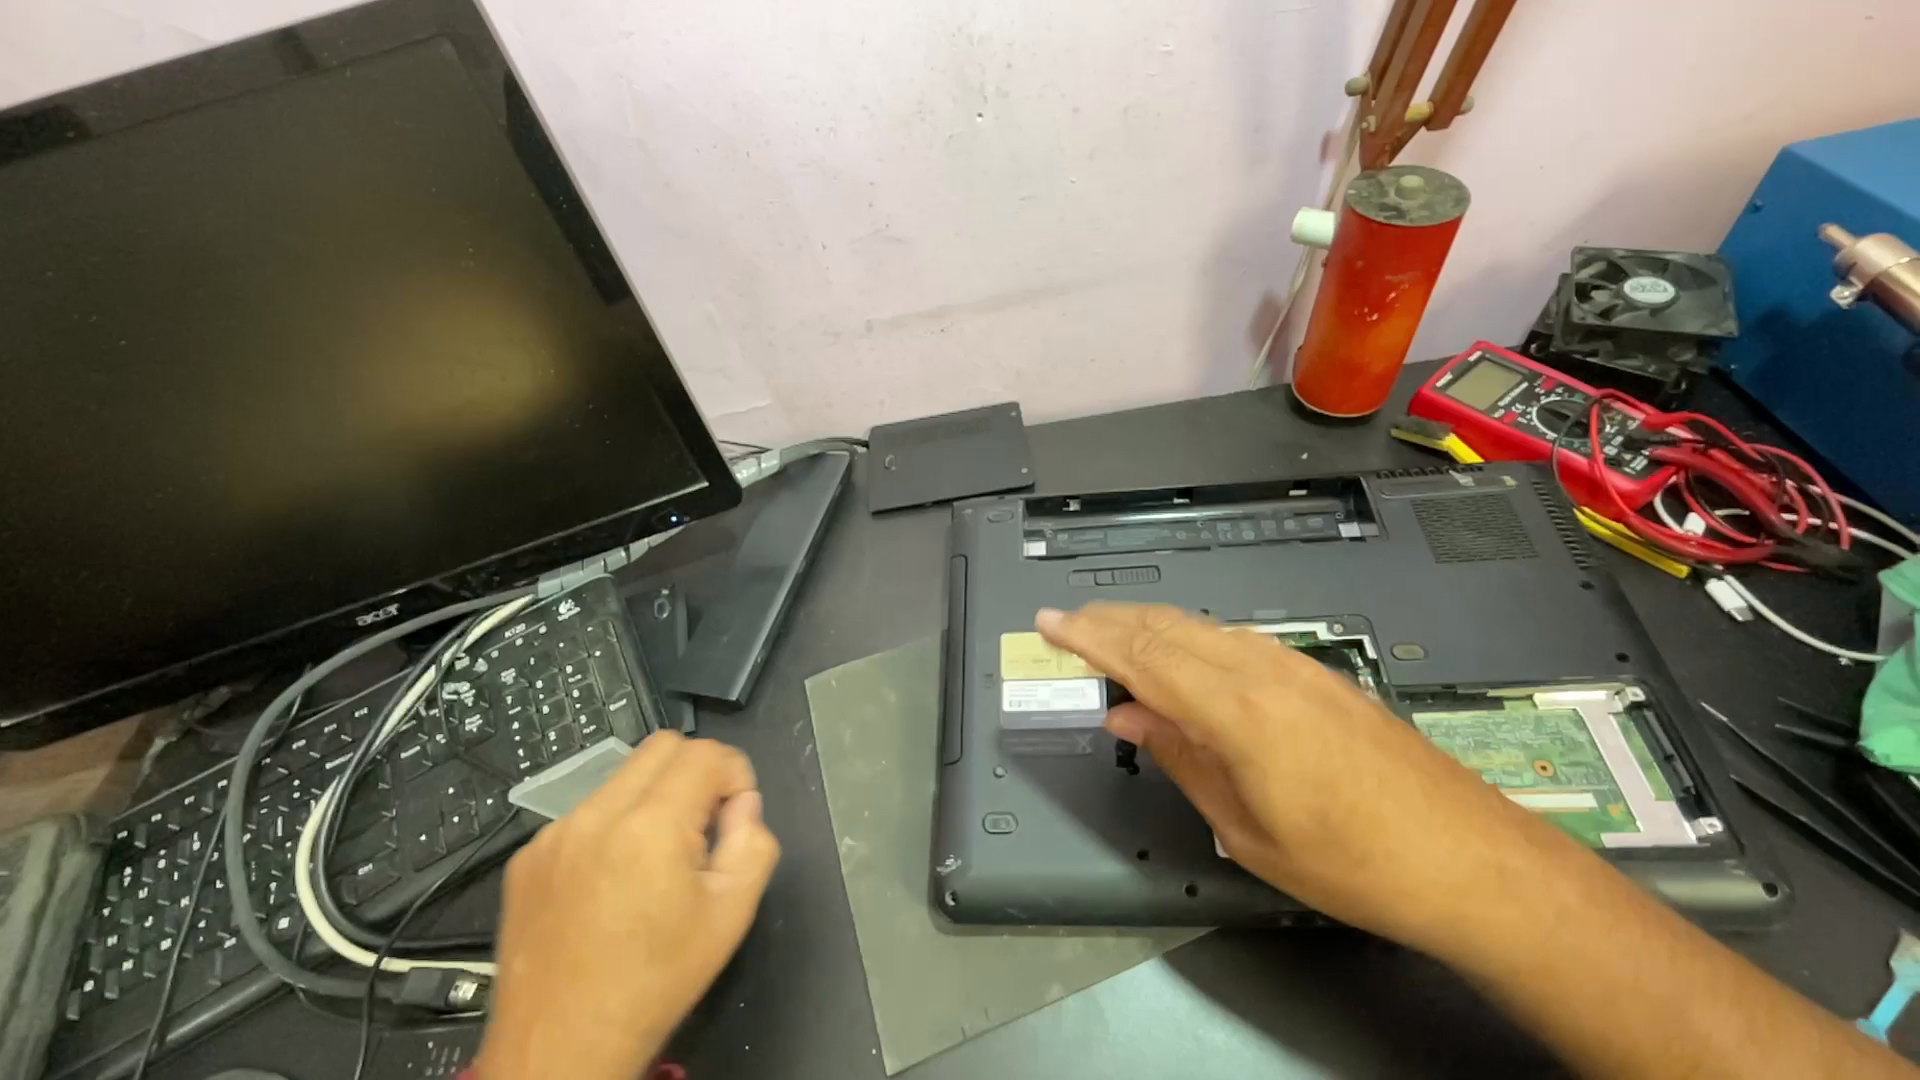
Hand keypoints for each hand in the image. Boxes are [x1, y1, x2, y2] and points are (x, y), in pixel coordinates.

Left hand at [478, 732, 779, 1079]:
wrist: (560, 1049)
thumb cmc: (655, 983)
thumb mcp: (732, 915)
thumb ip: (753, 842)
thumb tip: (741, 807)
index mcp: (650, 827)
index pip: (705, 753)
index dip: (735, 775)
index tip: (735, 815)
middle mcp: (595, 816)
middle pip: (662, 746)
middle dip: (696, 773)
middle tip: (703, 827)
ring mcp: (553, 834)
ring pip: (622, 777)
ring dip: (653, 798)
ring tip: (656, 860)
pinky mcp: (528, 858)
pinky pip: (585, 813)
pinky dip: (612, 826)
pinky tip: (613, 881)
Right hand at [1035, 603, 1571, 951]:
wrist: (1467, 859)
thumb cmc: (1350, 862)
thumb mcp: (1244, 827)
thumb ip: (1179, 756)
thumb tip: (1127, 714)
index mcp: (1238, 710)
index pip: (1143, 654)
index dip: (1088, 636)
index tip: (1048, 621)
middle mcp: (1264, 671)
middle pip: (1168, 626)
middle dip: (1110, 619)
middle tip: (1067, 622)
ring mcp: (1296, 666)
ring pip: (1202, 626)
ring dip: (1148, 624)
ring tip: (1110, 634)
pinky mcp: (1318, 675)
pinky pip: (1234, 639)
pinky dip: (1190, 637)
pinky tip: (1180, 653)